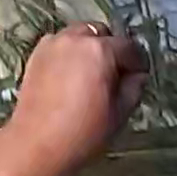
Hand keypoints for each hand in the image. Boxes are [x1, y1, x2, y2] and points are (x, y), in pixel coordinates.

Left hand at [0, 22, 147, 175]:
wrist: (38, 142)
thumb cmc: (84, 132)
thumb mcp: (118, 114)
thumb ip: (133, 88)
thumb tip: (138, 75)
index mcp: (100, 50)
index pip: (128, 46)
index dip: (137, 61)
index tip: (139, 75)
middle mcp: (76, 38)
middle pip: (101, 33)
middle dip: (112, 49)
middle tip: (114, 74)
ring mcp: (54, 42)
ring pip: (79, 35)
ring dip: (89, 47)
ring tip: (90, 74)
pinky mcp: (38, 51)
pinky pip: (61, 43)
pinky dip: (70, 51)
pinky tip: (69, 75)